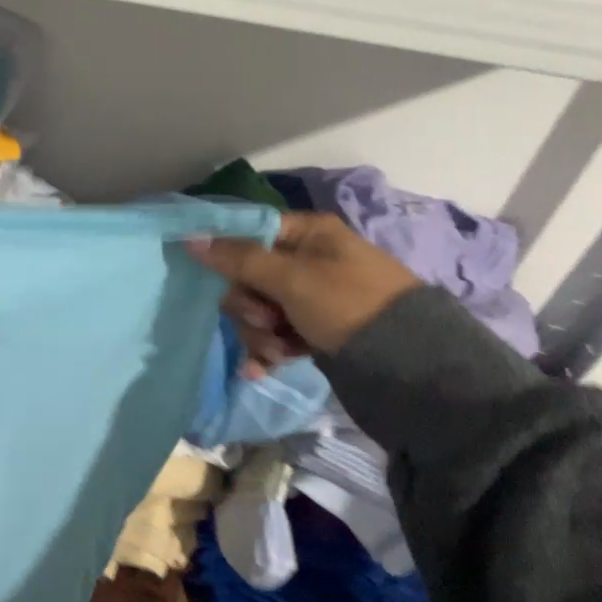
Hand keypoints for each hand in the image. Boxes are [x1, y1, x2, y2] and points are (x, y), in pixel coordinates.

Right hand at [186, 212, 419, 375]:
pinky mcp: (312, 328)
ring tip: (276, 353)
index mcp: (308, 234)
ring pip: (256, 309)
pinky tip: (263, 369)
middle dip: (248, 307)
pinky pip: (273, 332)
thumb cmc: (349, 306)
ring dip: (257, 334)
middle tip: (265, 321)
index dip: (228, 256)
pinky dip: (267, 350)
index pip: (248, 233)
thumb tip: (190, 238)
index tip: (221, 279)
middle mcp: (307, 259)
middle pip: (246, 277)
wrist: (411, 367)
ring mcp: (310, 296)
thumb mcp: (292, 279)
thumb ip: (238, 259)